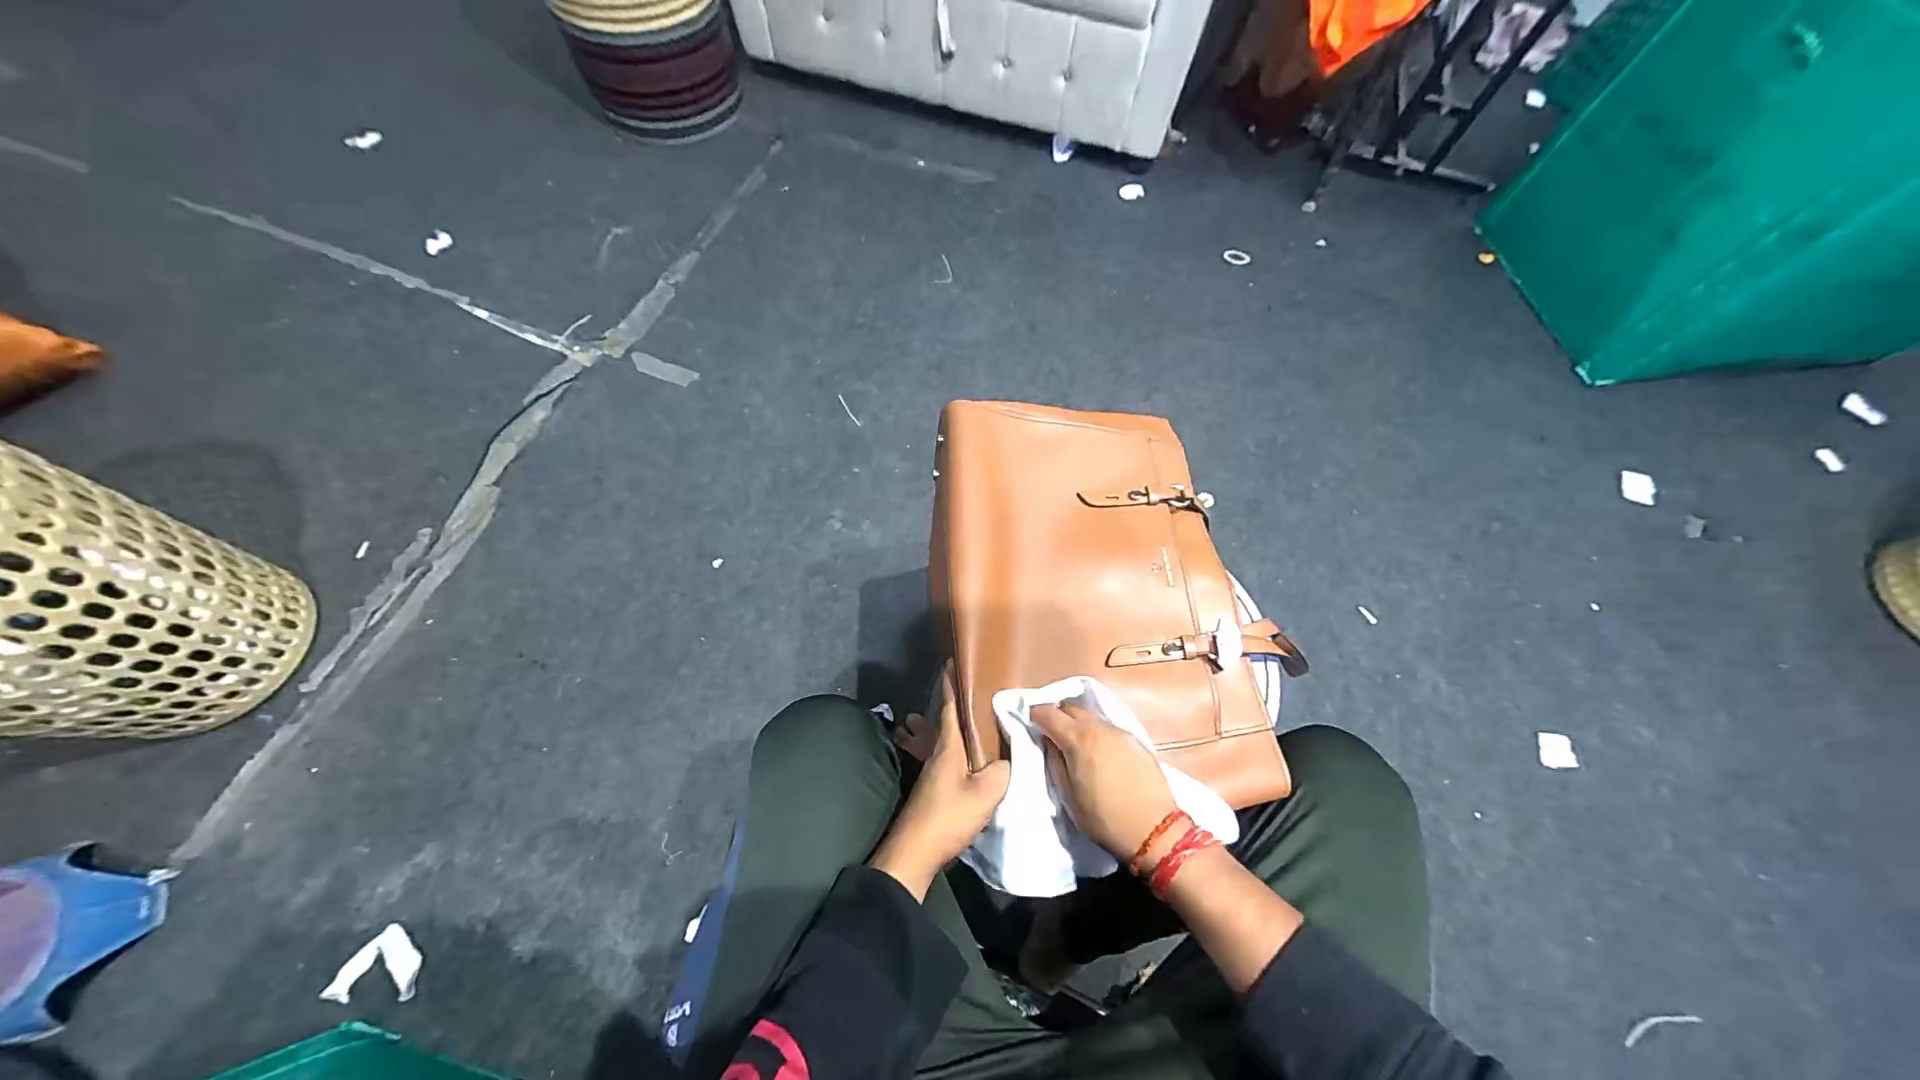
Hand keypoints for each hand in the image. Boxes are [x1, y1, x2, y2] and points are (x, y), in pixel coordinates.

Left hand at [869, 666, 1010, 899]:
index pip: (951, 707)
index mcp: (949, 746)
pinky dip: (962, 752)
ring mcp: (934, 772)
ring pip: (948, 742)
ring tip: (977, 724)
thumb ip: (1002, 771)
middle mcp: (938, 753)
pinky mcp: (934, 789)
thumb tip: (1009, 760)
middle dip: (960, 705)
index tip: (952, 662)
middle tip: (979, 692)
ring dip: (959, 730)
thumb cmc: (948, 815)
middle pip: (948, 722)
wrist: (916, 852)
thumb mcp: (986, 793)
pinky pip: (950, 760)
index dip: (952, 685)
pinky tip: (973, 762)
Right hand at [1030, 702, 1178, 863]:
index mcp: (1079, 739)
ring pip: (1093, 716)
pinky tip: (1099, 751)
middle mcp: (1099, 728)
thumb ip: (1055, 763)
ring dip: (1079, 722)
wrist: (1154, 829)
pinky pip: (1109, 728)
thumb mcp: (1068, 796)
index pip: (1049, 713)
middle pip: (1072, 707)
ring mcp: (1121, 732)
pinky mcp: (1136, 741)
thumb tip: (1049, 742)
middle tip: (1051, 730)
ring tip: (1075, 741)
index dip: (1036, 714)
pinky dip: (1097, 732)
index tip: (1031, 721)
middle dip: (1058, 714)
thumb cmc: (1104, 818)